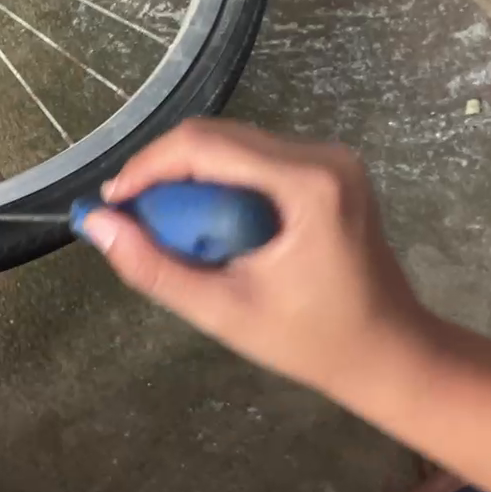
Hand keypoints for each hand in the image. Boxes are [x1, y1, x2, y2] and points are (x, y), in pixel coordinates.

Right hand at [79, 119, 435, 394]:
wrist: (397, 355)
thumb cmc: (313, 341)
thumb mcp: (222, 312)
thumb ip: (153, 267)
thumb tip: (93, 222)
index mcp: (307, 185)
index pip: (202, 146)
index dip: (146, 167)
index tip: (112, 204)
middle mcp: (320, 156)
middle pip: (210, 136)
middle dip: (158, 170)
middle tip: (128, 213)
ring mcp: (326, 156)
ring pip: (223, 139)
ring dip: (179, 172)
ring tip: (155, 217)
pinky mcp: (322, 165)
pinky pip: (242, 152)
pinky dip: (206, 176)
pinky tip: (195, 213)